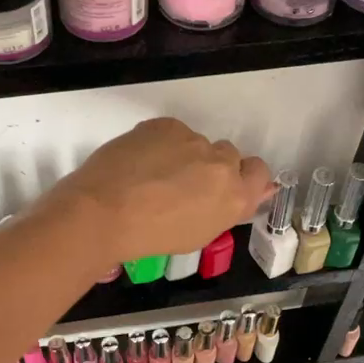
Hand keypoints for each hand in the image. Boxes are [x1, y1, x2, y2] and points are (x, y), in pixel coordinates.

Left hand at [33, 118, 273, 265]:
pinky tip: (139, 163)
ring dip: (183, 155)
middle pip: (227, 156)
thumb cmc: (152, 237)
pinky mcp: (166, 125)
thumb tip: (256, 191)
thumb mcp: (200, 233)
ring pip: (196, 144)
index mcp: (235, 196)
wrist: (104, 213)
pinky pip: (172, 133)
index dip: (244, 177)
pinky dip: (160, 144)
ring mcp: (193, 141)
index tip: (222, 187)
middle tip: (182, 186)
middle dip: (210, 167)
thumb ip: (230, 207)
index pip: (259, 172)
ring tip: (152, 176)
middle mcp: (222, 164)